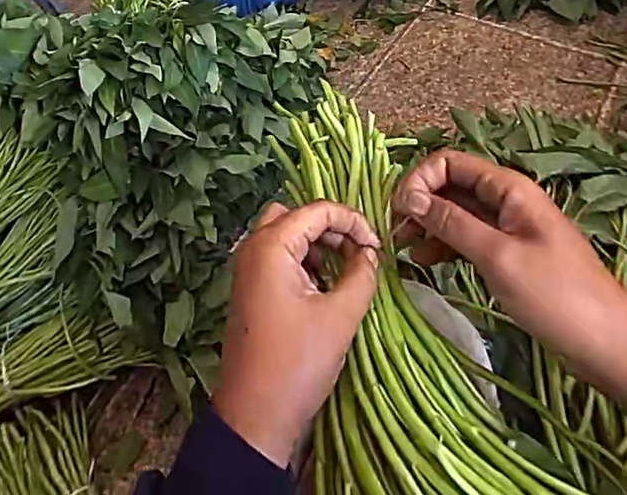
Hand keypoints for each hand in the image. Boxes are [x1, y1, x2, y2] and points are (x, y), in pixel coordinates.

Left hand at [213, 201, 380, 467]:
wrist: (253, 417)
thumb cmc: (296, 363)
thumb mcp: (339, 317)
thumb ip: (360, 276)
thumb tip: (370, 253)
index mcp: (271, 245)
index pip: (316, 209)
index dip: (352, 220)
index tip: (378, 247)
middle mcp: (254, 247)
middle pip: (297, 215)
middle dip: (332, 227)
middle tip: (361, 253)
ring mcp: (248, 267)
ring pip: (287, 234)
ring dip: (318, 244)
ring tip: (348, 271)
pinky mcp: (251, 287)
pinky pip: (279, 257)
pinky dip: (304, 261)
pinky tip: (325, 286)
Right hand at [392, 150, 626, 361]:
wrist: (614, 349)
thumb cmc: (558, 297)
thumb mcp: (498, 256)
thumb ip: (451, 222)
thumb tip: (409, 195)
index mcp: (508, 187)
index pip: (449, 162)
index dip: (420, 180)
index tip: (400, 210)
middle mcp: (505, 199)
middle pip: (449, 185)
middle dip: (419, 202)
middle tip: (396, 233)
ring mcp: (507, 227)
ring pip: (454, 212)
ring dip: (427, 225)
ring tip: (404, 250)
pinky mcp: (508, 254)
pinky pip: (466, 237)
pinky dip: (444, 245)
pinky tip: (426, 262)